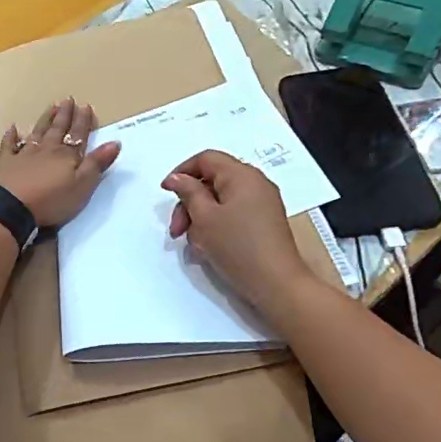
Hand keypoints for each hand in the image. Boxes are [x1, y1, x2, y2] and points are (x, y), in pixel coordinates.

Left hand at [0, 98, 121, 228]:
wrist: (14, 207)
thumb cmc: (52, 200)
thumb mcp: (82, 185)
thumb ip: (97, 164)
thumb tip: (115, 142)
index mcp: (67, 155)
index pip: (78, 135)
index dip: (83, 121)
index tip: (86, 106)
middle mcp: (47, 149)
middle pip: (58, 129)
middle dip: (64, 115)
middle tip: (68, 99)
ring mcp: (25, 154)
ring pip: (37, 132)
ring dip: (45, 119)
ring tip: (51, 107)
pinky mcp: (7, 163)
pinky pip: (10, 145)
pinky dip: (11, 136)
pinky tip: (13, 128)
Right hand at [162, 151, 313, 311]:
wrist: (276, 283)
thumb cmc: (237, 247)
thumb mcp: (205, 218)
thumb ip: (189, 192)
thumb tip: (178, 178)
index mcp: (242, 175)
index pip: (206, 159)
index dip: (182, 172)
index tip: (165, 192)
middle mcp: (255, 183)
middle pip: (212, 180)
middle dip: (189, 203)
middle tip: (176, 231)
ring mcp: (262, 203)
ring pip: (220, 200)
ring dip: (200, 217)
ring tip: (193, 244)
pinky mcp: (264, 222)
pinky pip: (233, 213)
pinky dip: (215, 224)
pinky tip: (208, 247)